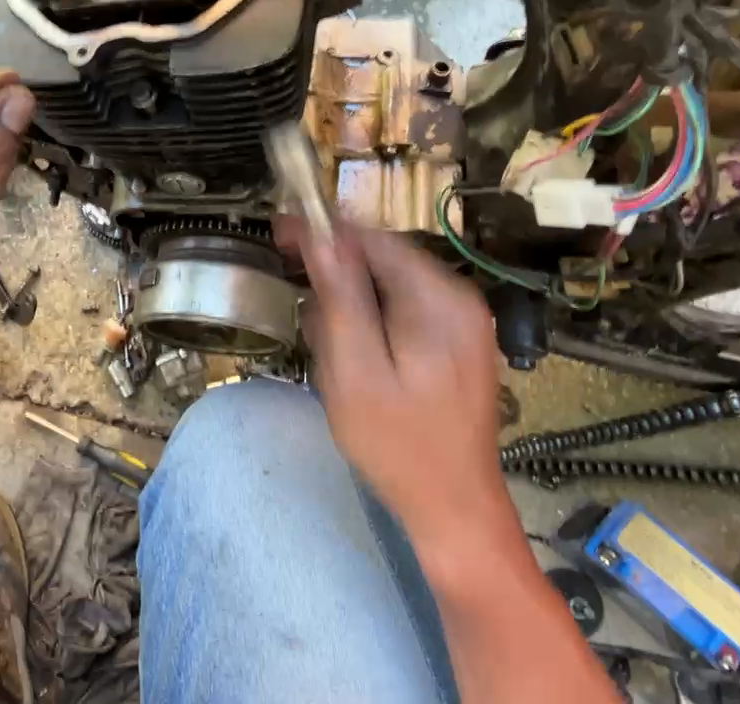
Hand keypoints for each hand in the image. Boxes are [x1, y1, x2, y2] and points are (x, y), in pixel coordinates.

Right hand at [285, 220, 508, 533]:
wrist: (453, 507)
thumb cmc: (397, 444)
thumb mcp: (355, 369)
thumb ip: (340, 297)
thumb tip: (319, 236)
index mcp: (439, 299)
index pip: (372, 238)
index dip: (323, 231)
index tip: (279, 233)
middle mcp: (458, 300)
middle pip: (381, 260)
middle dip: (336, 280)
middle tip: (306, 315)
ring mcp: (460, 323)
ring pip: (386, 288)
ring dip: (350, 308)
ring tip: (333, 355)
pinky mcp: (453, 344)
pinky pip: (399, 312)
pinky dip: (369, 324)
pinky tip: (356, 362)